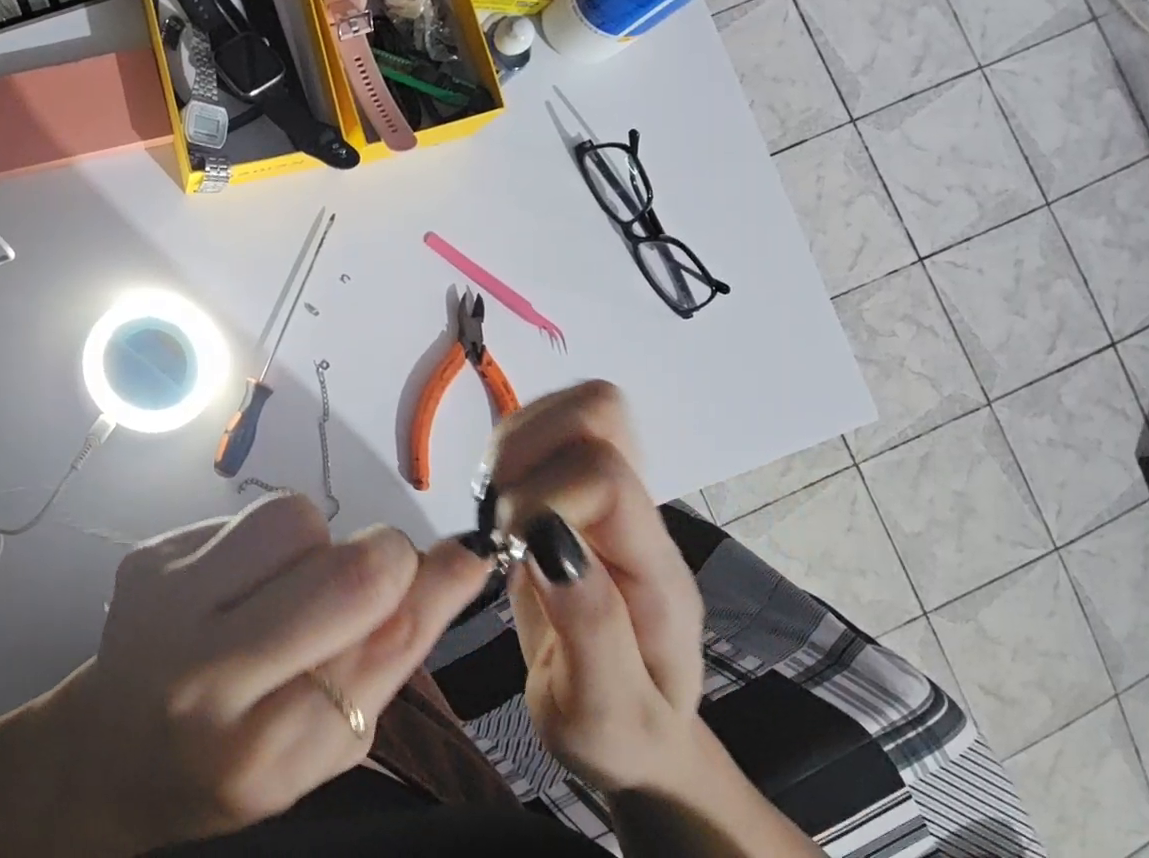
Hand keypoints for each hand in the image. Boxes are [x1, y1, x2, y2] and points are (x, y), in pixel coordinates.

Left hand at [43, 492, 491, 852]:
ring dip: (314, 545)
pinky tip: (240, 586)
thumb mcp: (327, 744)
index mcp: (260, 748)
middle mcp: (201, 672)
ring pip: (292, 517)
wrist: (113, 749)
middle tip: (365, 582)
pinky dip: (265, 544)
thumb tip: (464, 557)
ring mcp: (163, 601)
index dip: (419, 588)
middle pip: (338, 566)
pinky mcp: (144, 554)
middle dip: (378, 558)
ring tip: (289, 590)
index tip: (443, 567)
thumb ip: (395, 651)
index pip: (375, 640)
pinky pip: (246, 516)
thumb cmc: (238, 758)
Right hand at [487, 381, 707, 795]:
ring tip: (493, 514)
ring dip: (512, 447)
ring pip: (569, 409)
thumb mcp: (606, 714)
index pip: (605, 475)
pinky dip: (507, 453)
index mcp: (655, 570)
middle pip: (599, 410)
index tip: (509, 553)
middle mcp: (638, 520)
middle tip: (497, 515)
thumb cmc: (622, 737)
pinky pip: (543, 435)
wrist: (634, 738)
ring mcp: (609, 504)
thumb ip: (589, 627)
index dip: (540, 497)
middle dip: (526, 447)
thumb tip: (545, 533)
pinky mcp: (575, 500)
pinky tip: (495, 510)